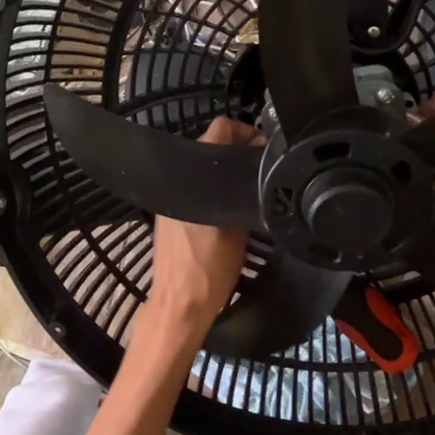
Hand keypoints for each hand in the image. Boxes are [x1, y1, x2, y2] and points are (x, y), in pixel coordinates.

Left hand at [147, 117, 256, 323]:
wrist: (180, 306)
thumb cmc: (210, 269)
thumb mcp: (240, 229)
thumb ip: (247, 194)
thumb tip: (260, 173)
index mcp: (192, 176)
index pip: (220, 129)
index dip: (246, 132)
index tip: (264, 149)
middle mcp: (177, 180)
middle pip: (211, 146)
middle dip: (238, 152)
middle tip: (262, 168)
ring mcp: (172, 198)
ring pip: (204, 168)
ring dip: (226, 172)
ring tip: (251, 187)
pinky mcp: (171, 215)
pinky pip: (196, 188)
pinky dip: (214, 190)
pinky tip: (231, 207)